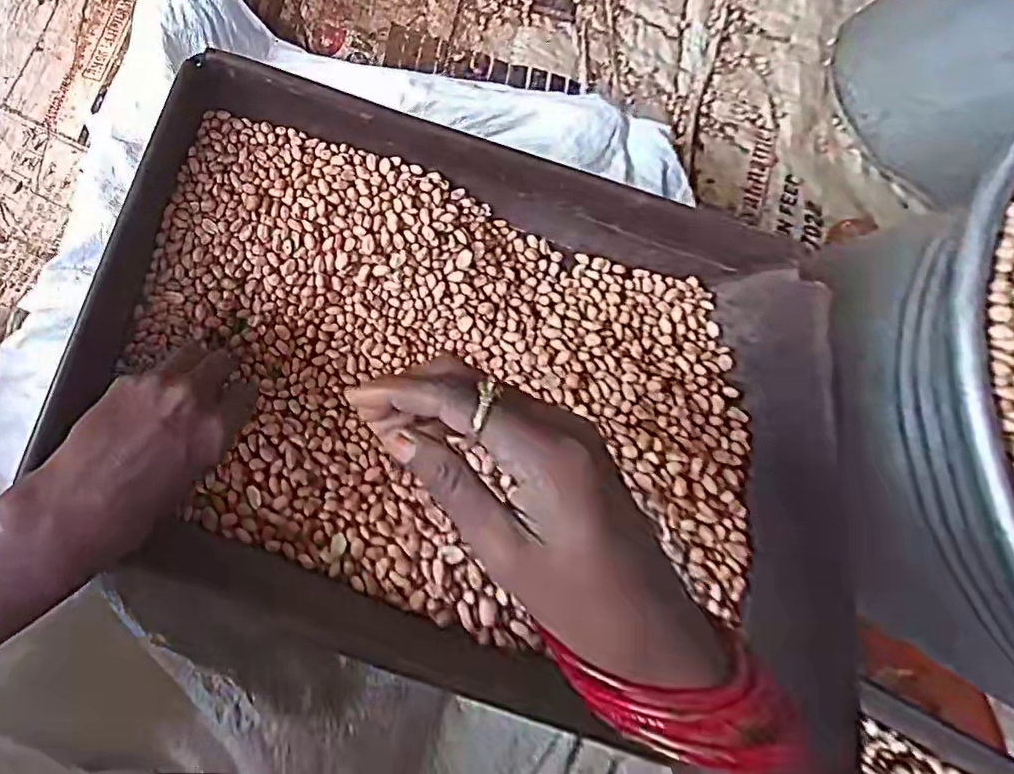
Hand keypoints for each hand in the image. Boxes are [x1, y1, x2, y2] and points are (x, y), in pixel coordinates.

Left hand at [38, 343, 258, 571]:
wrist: (77, 502)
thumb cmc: (131, 513)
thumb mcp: (184, 486)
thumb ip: (198, 449)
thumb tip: (196, 436)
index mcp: (213, 433)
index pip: (244, 395)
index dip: (242, 393)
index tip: (241, 391)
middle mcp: (190, 400)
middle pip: (218, 361)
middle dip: (221, 366)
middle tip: (220, 370)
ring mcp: (156, 384)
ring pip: (187, 353)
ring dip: (192, 361)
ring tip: (188, 370)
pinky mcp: (125, 380)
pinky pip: (151, 370)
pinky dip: (155, 379)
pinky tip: (145, 396)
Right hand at [345, 357, 728, 688]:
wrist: (659, 634)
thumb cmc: (578, 603)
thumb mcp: (500, 549)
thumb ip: (448, 482)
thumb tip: (396, 436)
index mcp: (545, 453)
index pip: (455, 399)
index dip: (398, 392)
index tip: (355, 396)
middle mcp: (559, 425)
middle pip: (467, 379)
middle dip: (410, 388)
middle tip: (367, 413)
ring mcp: (567, 428)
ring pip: (481, 388)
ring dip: (430, 397)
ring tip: (388, 424)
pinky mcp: (567, 439)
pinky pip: (499, 407)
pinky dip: (457, 411)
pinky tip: (430, 432)